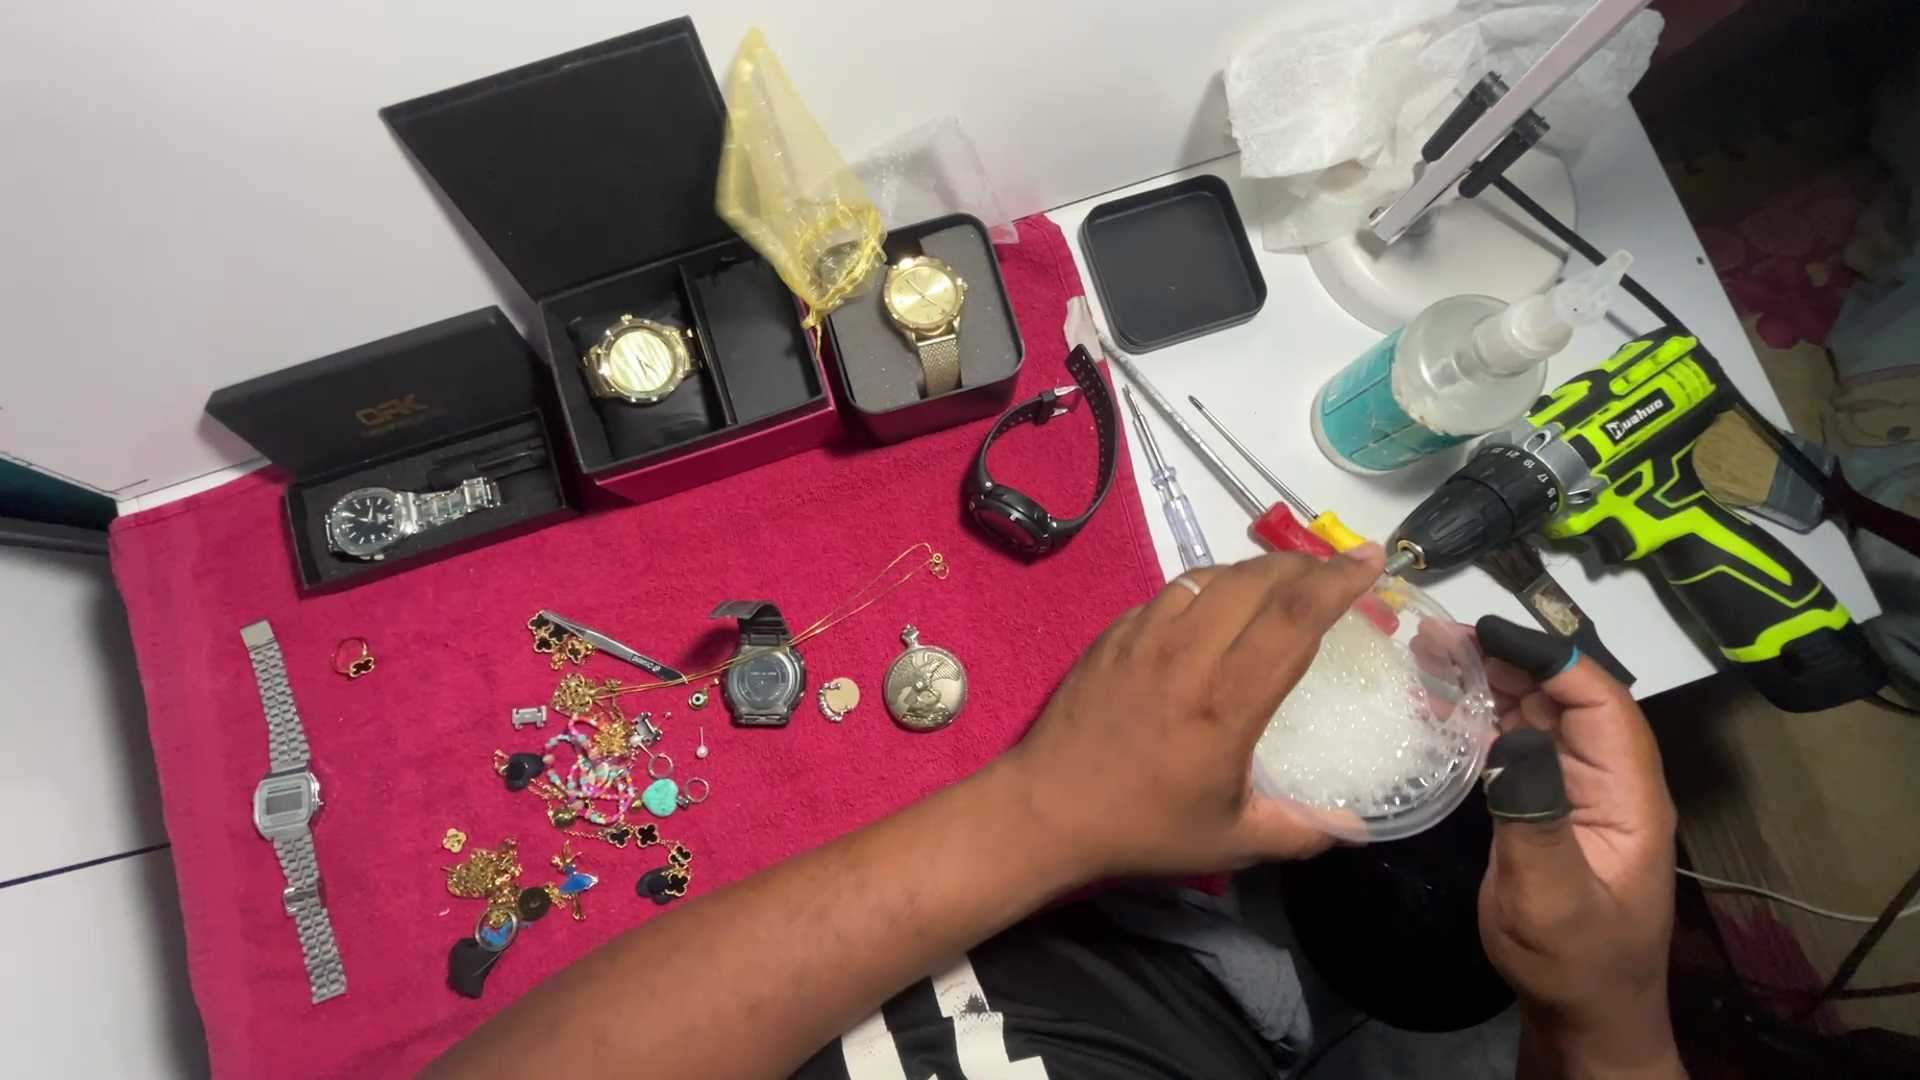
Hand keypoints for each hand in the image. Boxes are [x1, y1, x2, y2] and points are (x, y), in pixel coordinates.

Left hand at [1003, 546, 1385, 879]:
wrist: (1047, 806)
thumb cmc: (1141, 826)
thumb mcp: (1232, 841)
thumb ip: (1302, 829)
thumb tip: (1357, 828)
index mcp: (1226, 699)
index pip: (1294, 618)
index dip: (1338, 582)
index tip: (1371, 559)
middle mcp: (1185, 652)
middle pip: (1254, 580)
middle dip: (1302, 564)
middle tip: (1332, 570)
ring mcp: (1141, 636)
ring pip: (1208, 577)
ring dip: (1253, 570)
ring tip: (1280, 581)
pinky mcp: (1112, 635)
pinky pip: (1169, 594)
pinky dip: (1205, 587)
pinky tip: (1213, 605)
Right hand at [1472, 618, 1681, 1075]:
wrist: (1578, 1009)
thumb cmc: (1570, 957)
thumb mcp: (1549, 894)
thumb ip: (1536, 815)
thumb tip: (1514, 735)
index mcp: (1626, 796)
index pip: (1601, 704)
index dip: (1549, 659)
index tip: (1483, 631)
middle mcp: (1603, 780)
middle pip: (1563, 698)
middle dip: (1504, 658)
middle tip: (1434, 637)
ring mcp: (1571, 788)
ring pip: (1533, 713)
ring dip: (1484, 679)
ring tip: (1426, 655)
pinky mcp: (1539, 799)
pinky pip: (1509, 740)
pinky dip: (1473, 714)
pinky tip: (1433, 703)